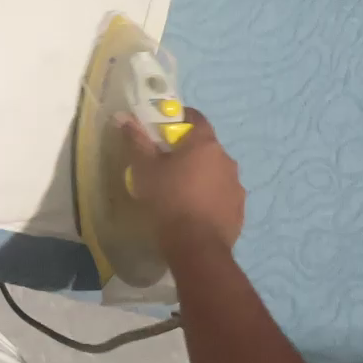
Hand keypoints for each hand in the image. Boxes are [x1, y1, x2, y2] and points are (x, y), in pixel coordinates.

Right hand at [118, 108, 244, 253]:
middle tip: (164, 163)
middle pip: (205, 146)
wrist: (196, 246)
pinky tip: (192, 209)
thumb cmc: (167, 199)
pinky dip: (208, 195)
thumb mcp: (144, 168)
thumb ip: (136, 140)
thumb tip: (124, 116)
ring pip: (215, 171)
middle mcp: (226, 160)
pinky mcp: (239, 209)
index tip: (162, 128)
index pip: (196, 118)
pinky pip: (221, 194)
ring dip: (199, 174)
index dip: (179, 118)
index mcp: (205, 144)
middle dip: (186, 150)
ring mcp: (236, 185)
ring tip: (178, 190)